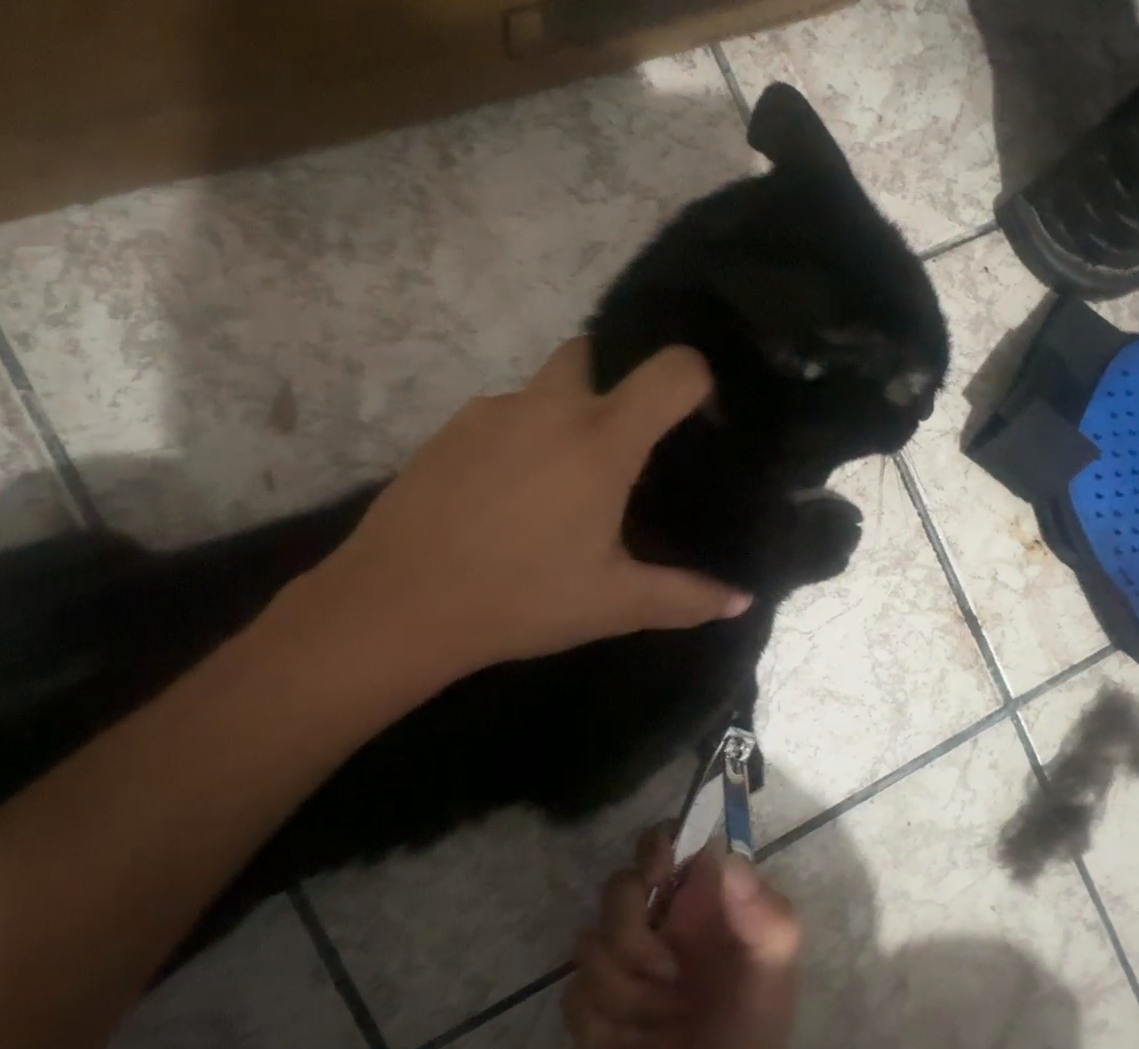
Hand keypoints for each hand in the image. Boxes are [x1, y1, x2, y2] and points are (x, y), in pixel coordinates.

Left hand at [268, 338, 750, 693]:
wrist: (398, 603)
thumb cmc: (520, 599)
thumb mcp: (612, 604)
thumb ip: (684, 597)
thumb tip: (741, 601)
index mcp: (600, 439)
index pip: (672, 370)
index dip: (700, 383)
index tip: (701, 423)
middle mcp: (548, 406)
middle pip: (593, 354)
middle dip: (616, 384)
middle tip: (621, 452)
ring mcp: (490, 411)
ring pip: (542, 388)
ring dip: (562, 417)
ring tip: (557, 488)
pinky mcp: (447, 430)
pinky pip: (499, 416)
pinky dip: (517, 439)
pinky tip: (505, 498)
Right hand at [565, 826, 799, 1048]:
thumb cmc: (753, 1037)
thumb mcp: (771, 976)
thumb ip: (766, 918)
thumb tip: (730, 859)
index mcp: (704, 901)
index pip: (667, 841)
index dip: (654, 849)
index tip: (656, 876)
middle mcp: (662, 921)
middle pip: (616, 889)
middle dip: (633, 942)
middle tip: (670, 975)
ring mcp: (628, 963)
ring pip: (588, 947)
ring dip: (624, 996)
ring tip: (664, 1021)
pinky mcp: (601, 1007)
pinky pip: (573, 998)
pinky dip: (603, 1029)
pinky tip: (635, 1044)